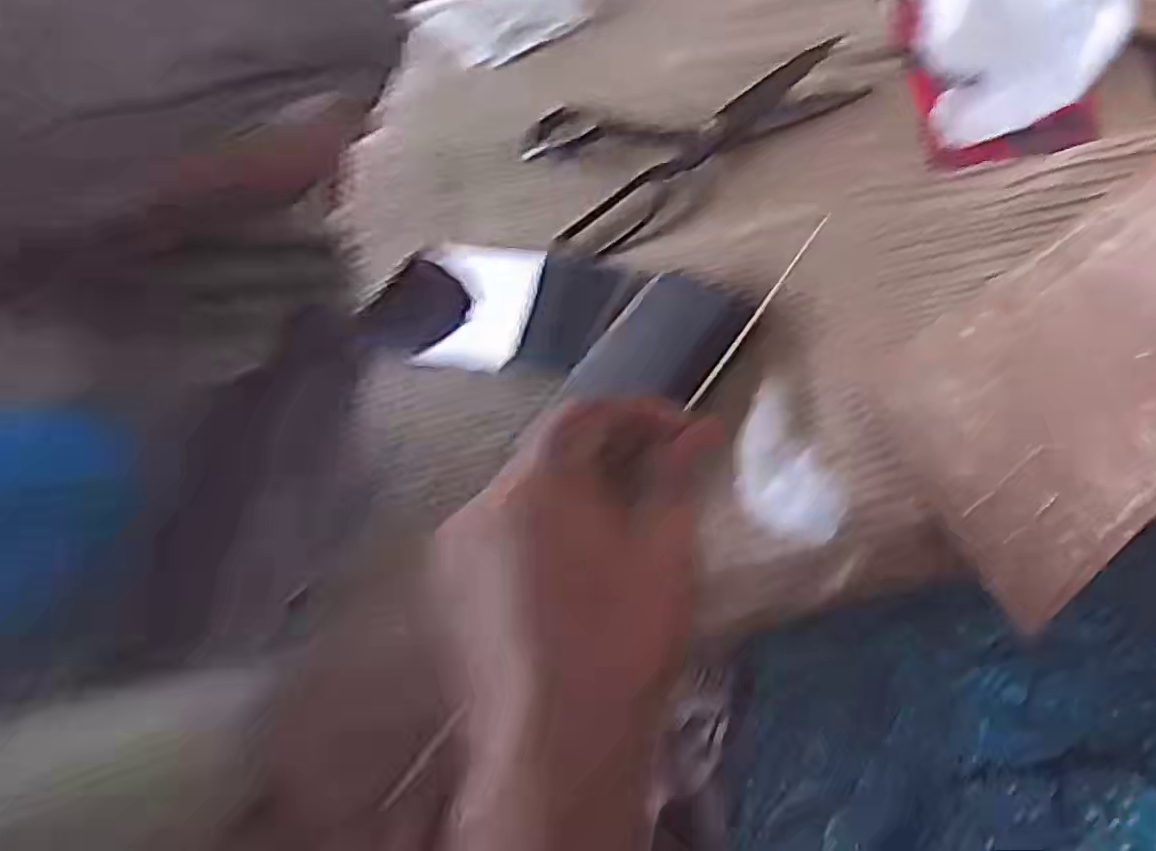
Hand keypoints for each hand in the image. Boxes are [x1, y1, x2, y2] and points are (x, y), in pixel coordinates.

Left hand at [430, 399, 720, 850]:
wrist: (558, 744)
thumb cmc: (623, 632)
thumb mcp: (664, 543)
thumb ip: (676, 473)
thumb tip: (702, 428)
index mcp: (533, 489)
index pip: (584, 415)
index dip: (640, 411)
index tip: (686, 430)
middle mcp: (480, 508)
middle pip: (552, 448)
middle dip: (615, 444)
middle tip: (669, 461)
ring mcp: (457, 552)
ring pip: (528, 488)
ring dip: (585, 479)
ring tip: (637, 500)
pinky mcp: (453, 591)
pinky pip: (508, 526)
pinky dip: (553, 514)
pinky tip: (591, 544)